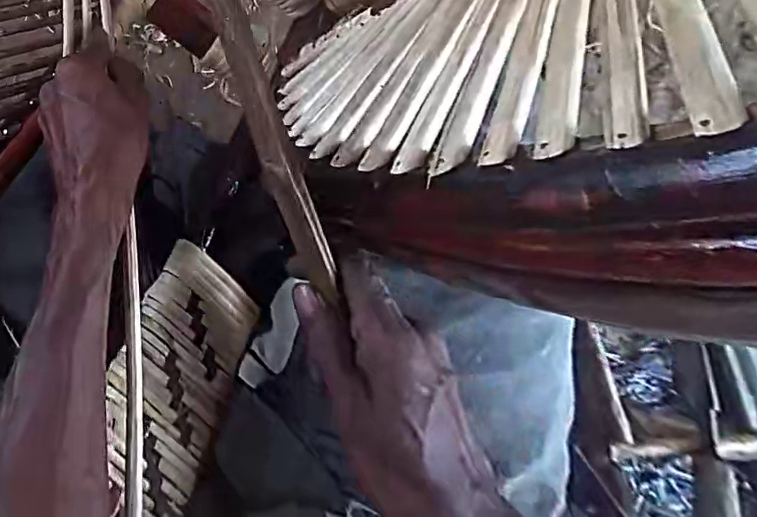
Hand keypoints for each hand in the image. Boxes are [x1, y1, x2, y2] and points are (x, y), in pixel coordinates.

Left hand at [36, 47, 149, 221]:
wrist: (92, 189)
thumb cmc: (118, 143)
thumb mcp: (136, 101)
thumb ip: (127, 72)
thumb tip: (118, 64)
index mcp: (75, 68)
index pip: (97, 45)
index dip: (113, 54)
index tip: (122, 61)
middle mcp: (54, 81)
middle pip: (82, 69)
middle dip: (100, 78)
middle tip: (123, 97)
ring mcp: (46, 104)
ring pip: (73, 90)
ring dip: (88, 97)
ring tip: (111, 120)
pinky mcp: (45, 126)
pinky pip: (66, 110)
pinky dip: (79, 115)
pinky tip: (96, 133)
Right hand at [295, 257, 514, 516]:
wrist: (457, 513)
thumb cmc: (392, 459)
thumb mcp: (344, 399)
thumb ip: (324, 339)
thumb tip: (303, 289)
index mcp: (391, 334)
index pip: (357, 270)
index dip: (324, 264)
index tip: (299, 274)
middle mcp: (419, 332)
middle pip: (369, 294)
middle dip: (338, 304)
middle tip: (314, 335)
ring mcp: (436, 351)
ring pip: (383, 317)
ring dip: (357, 327)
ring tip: (338, 366)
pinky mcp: (443, 370)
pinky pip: (400, 337)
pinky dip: (377, 344)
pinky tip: (366, 380)